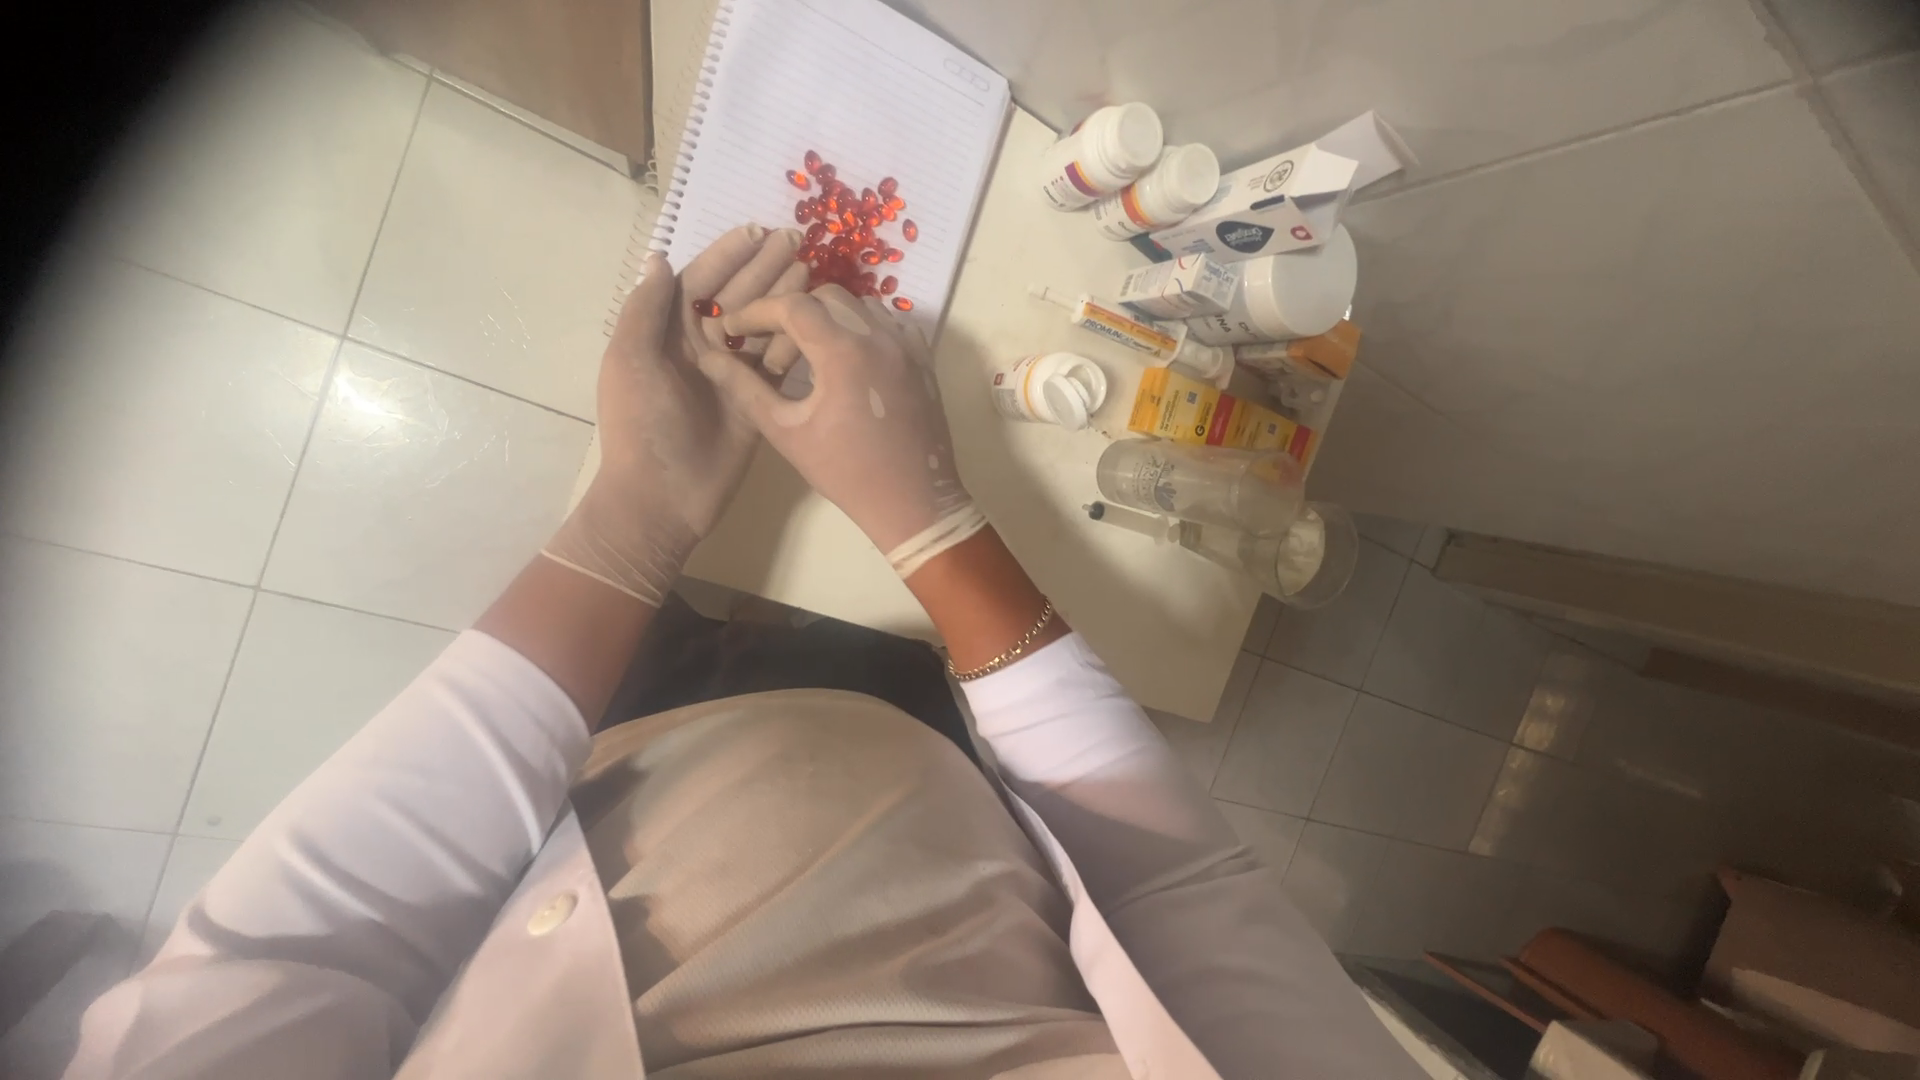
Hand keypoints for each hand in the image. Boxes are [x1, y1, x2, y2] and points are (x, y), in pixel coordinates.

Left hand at [543, 225, 805, 603]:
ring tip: (815, 273)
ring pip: (762, 326)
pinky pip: (777, 364)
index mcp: (666, 332)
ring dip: (785, 299)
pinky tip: (816, 322)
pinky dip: (794, 342)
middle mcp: (701, 346)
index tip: (759, 229)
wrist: (664, 497)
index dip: (728, 254)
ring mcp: (731, 374)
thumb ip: (646, 309)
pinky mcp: (756, 400)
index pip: (700, 281)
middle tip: (799, 241)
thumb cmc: (641, 427)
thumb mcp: (630, 361)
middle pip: (736, 296)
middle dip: (765, 268)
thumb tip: (658, 257)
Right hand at [696, 285, 984, 578]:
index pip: (793, 306)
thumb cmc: (846, 473)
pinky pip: (889, 325)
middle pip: (826, 299)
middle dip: (793, 317)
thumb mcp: (787, 432)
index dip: (756, 312)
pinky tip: (849, 365)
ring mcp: (908, 347)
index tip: (734, 328)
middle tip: (774, 356)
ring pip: (861, 307)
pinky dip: (863, 331)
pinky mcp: (924, 361)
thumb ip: (746, 389)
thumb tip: (710, 358)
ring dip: (829, 321)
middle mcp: (880, 337)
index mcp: (845, 352)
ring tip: (811, 362)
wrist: (913, 502)